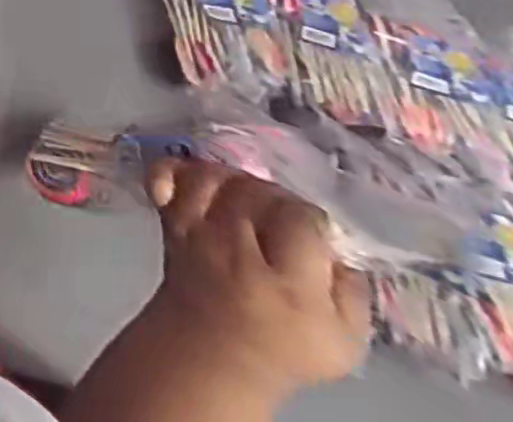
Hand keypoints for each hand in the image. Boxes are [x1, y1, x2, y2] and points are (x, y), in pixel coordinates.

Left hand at [140, 160, 371, 397]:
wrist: (209, 343)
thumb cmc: (283, 344)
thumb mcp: (345, 337)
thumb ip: (350, 289)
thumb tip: (338, 247)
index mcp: (287, 282)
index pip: (298, 218)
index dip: (311, 216)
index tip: (316, 231)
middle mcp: (233, 248)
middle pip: (253, 191)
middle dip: (276, 195)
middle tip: (284, 216)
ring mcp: (193, 230)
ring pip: (209, 178)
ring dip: (232, 177)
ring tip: (248, 196)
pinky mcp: (168, 221)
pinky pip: (162, 178)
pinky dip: (173, 168)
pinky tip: (192, 178)